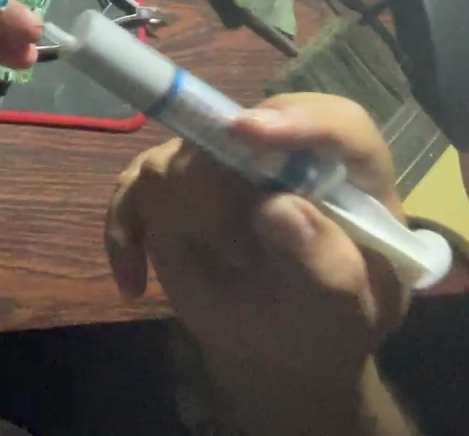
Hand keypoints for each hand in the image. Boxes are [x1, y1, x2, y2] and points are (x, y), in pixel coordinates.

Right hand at [104, 94, 409, 389]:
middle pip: (228, 134)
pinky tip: (135, 282)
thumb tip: (282, 208)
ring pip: (170, 158)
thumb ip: (326, 264)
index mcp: (342, 173)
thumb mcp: (343, 311)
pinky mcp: (168, 182)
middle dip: (212, 189)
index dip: (297, 118)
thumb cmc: (323, 325)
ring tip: (210, 276)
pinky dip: (125, 233)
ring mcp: (213, 163)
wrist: (274, 348)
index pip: (334, 122)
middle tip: (233, 254)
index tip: (248, 134)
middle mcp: (273, 153)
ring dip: (175, 222)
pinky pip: (130, 188)